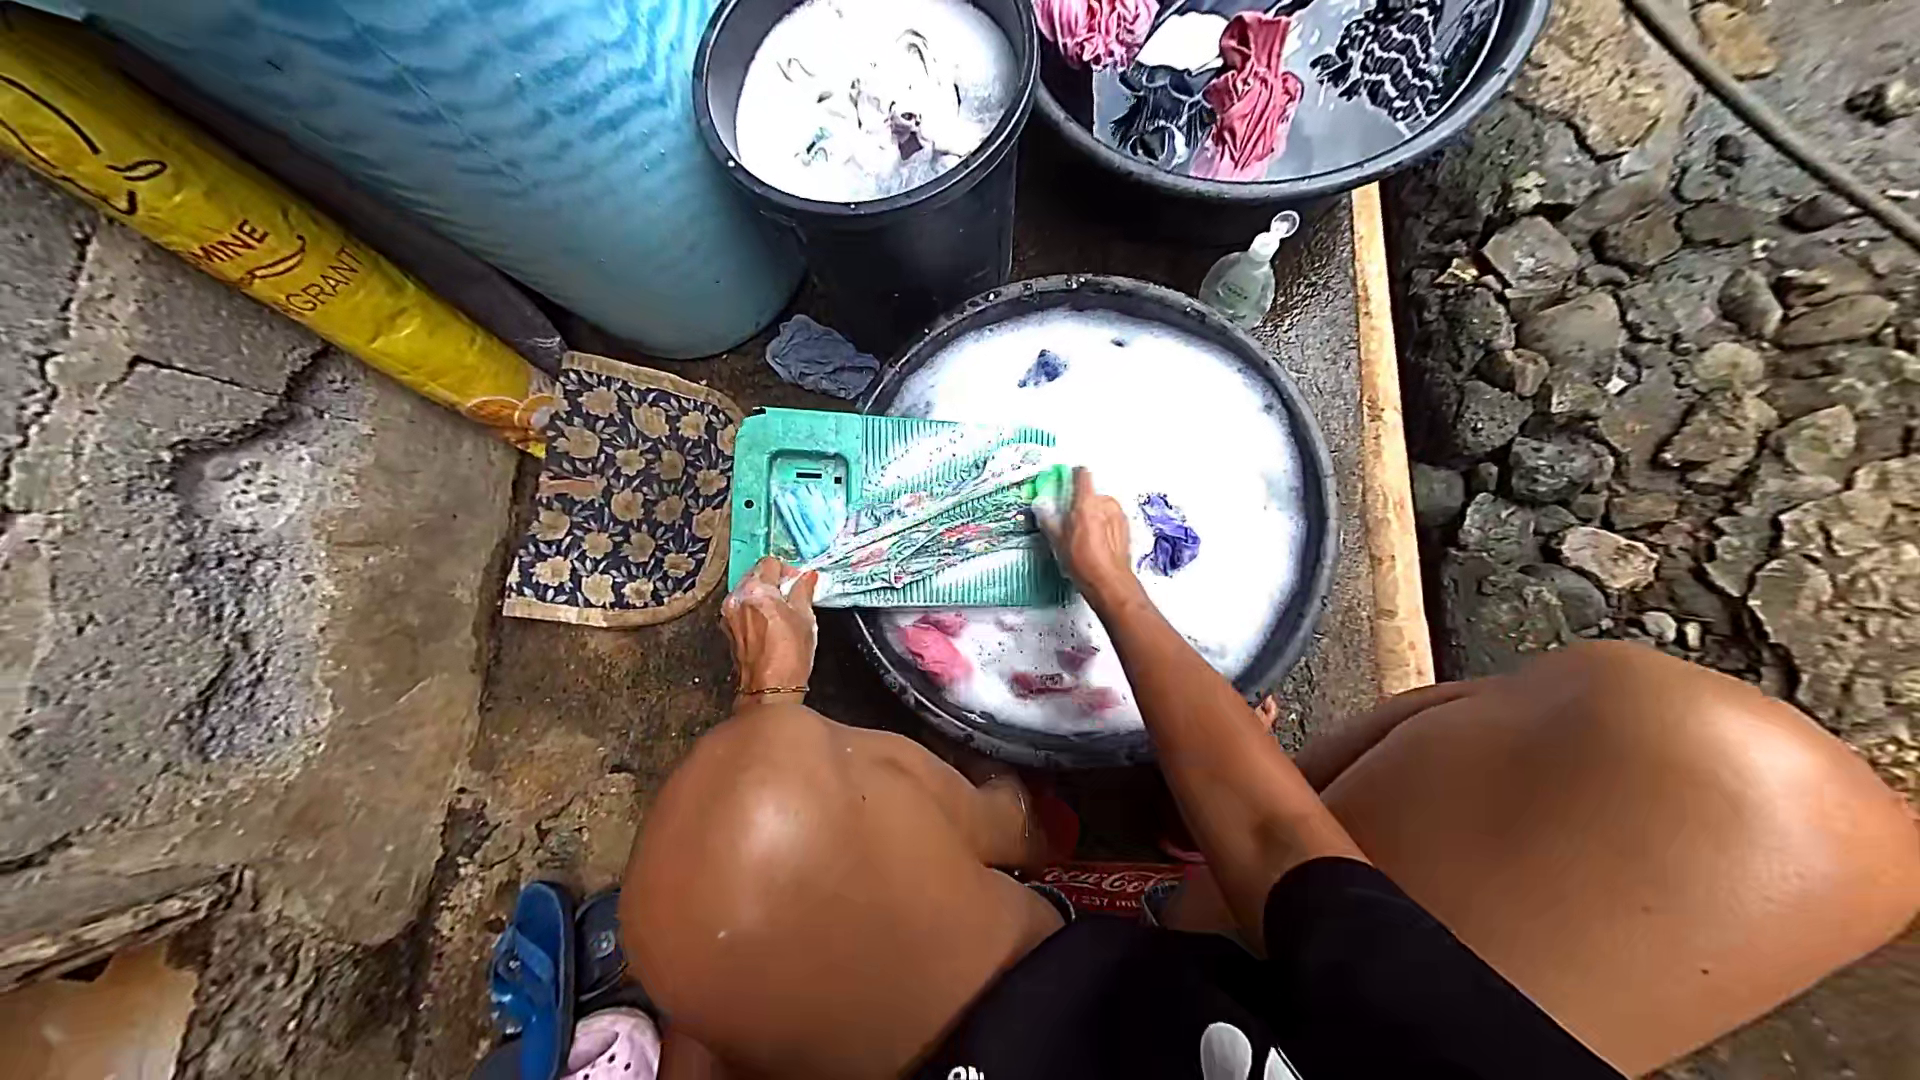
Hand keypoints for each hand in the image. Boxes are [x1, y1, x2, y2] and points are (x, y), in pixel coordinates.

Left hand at [722, 557, 818, 697]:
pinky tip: (768, 623)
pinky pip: (741, 609)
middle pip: (755, 575)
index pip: (769, 563)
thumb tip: (808, 577)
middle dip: (773, 581)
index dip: (787, 570)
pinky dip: (753, 609)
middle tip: (791, 594)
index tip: (797, 581)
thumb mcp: (805, 618)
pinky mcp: (727, 630)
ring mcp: (729, 615)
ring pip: (746, 591)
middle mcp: (738, 598)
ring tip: (780, 610)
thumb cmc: (791, 654)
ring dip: (762, 594)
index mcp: (757, 590)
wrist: (770, 689)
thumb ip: (804, 591)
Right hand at [1035, 467, 1141, 611]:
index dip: (1074, 475)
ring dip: (1094, 514)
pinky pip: (1112, 518)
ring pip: (1103, 506)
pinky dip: (1105, 524)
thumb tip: (1042, 510)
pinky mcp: (1126, 526)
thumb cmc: (1083, 562)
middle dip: (1082, 503)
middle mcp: (1105, 504)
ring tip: (1084, 535)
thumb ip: (1048, 519)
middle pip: (1091, 494)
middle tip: (1071, 520)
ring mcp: (1118, 515)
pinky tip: (1096, 541)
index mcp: (1086, 502)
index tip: (1068, 479)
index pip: (1082, 475)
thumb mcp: (1057, 540)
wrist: (1108, 580)